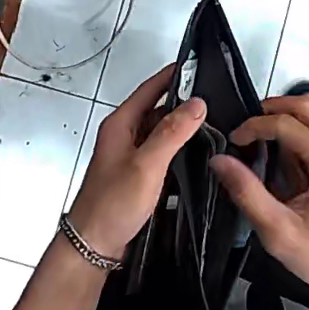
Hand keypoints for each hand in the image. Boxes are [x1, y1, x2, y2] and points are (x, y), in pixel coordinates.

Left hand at [65, 66, 205, 259]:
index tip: (195, 65)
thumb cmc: (113, 203)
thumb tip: (196, 103)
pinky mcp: (135, 174)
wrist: (94, 244)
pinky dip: (176, 150)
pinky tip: (196, 156)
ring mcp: (129, 155)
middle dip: (182, 104)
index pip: (149, 89)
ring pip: (159, 132)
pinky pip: (159, 153)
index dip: (171, 76)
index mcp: (120, 124)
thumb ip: (172, 132)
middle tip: (214, 99)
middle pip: (156, 110)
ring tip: (213, 125)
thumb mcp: (147, 164)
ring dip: (181, 129)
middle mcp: (123, 135)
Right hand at [209, 96, 308, 305]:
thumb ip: (246, 191)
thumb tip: (220, 161)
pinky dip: (295, 134)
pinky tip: (279, 156)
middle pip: (305, 106)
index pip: (286, 123)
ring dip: (283, 120)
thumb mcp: (278, 230)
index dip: (253, 127)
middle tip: (245, 128)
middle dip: (270, 110)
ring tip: (258, 141)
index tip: (234, 141)